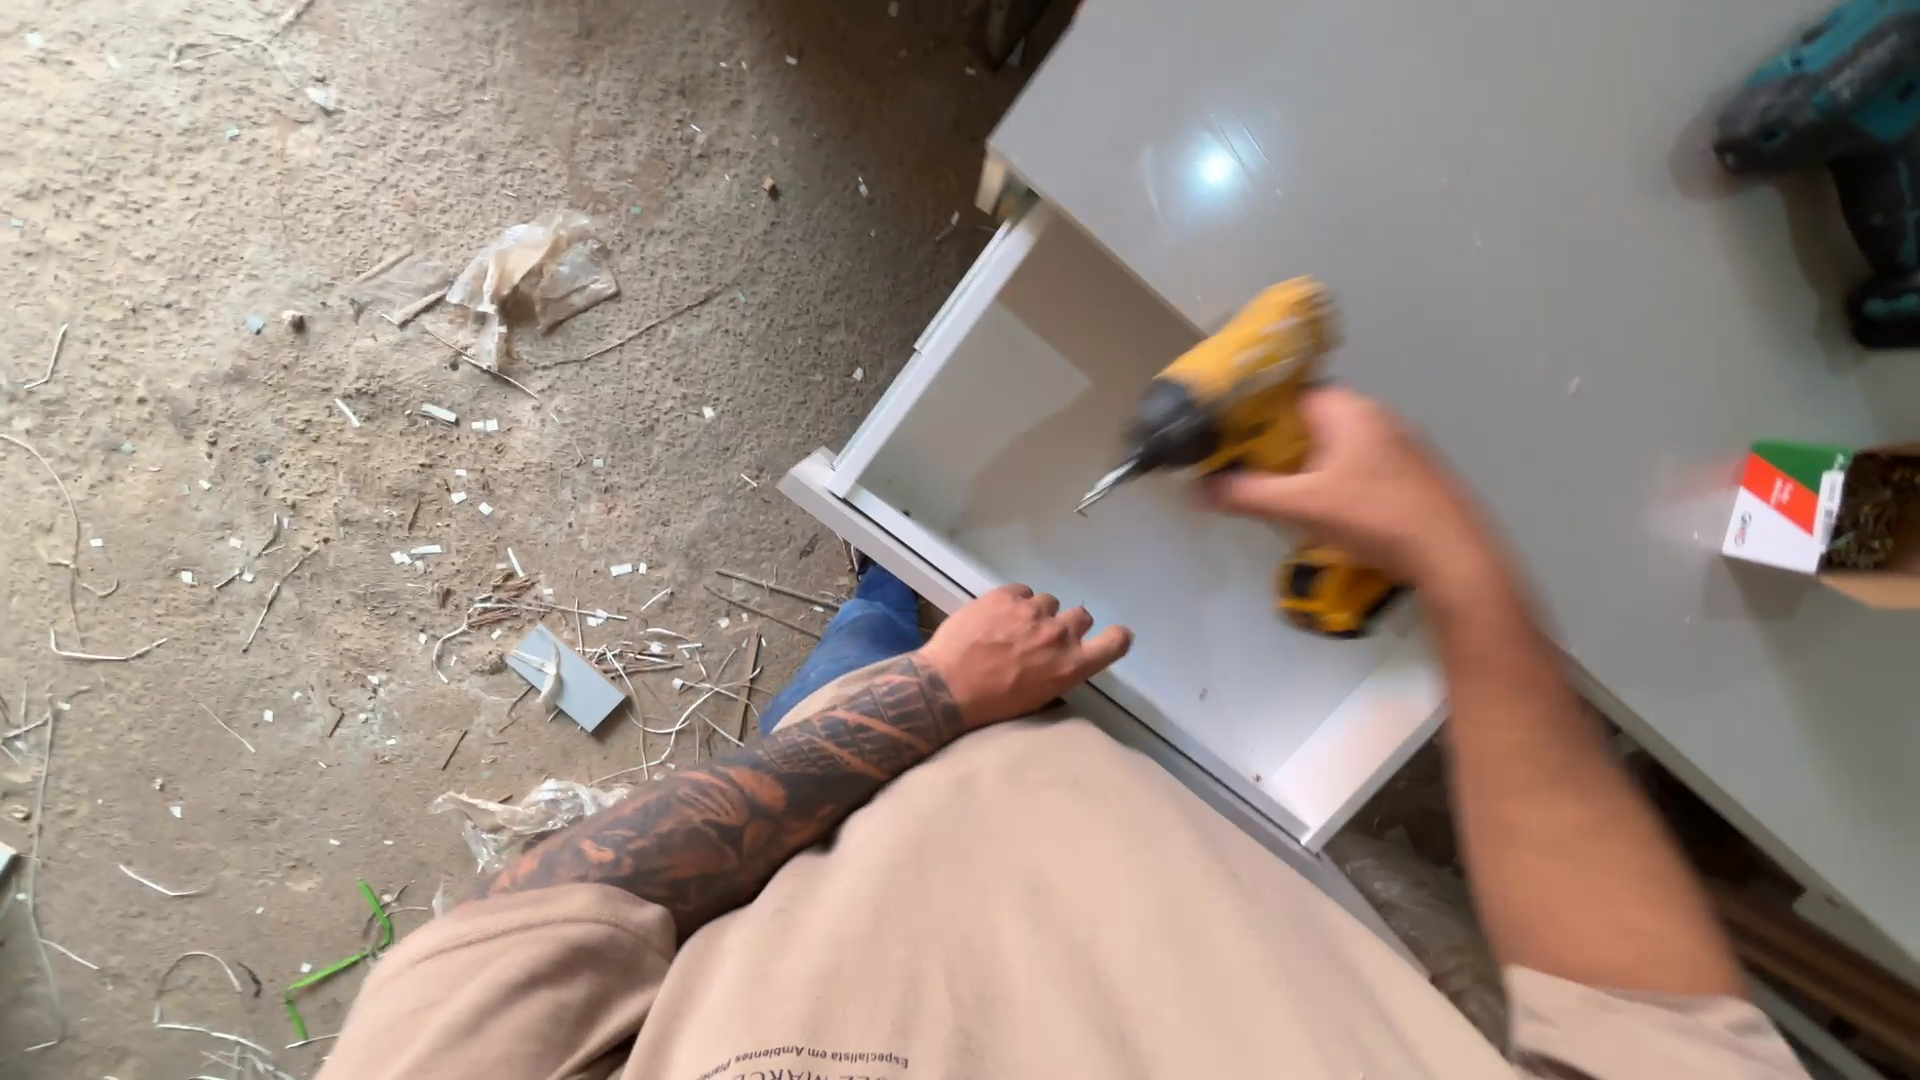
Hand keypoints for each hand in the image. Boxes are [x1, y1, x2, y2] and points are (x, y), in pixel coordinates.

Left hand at [915, 584, 1131, 728]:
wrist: (946, 687)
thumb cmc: (992, 703)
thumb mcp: (1038, 698)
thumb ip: (1059, 673)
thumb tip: (1061, 662)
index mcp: (1071, 665)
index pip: (1115, 643)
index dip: (1116, 637)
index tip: (1113, 635)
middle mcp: (1059, 634)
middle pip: (1081, 616)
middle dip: (1067, 624)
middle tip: (1043, 636)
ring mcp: (1032, 611)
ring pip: (1048, 601)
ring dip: (1037, 612)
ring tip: (1013, 626)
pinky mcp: (1006, 596)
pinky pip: (1021, 591)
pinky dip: (1013, 601)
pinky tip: (996, 616)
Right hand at [1197, 386, 1496, 590]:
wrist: (1452, 557)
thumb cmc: (1376, 517)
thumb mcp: (1301, 506)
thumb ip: (1246, 494)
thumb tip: (1198, 489)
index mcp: (1349, 411)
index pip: (1290, 392)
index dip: (1256, 411)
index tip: (1229, 435)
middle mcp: (1375, 417)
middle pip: (1309, 419)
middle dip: (1275, 442)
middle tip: (1245, 467)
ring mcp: (1397, 445)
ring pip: (1333, 443)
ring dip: (1302, 463)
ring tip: (1276, 490)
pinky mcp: (1408, 473)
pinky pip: (1354, 463)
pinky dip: (1328, 477)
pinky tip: (1320, 507)